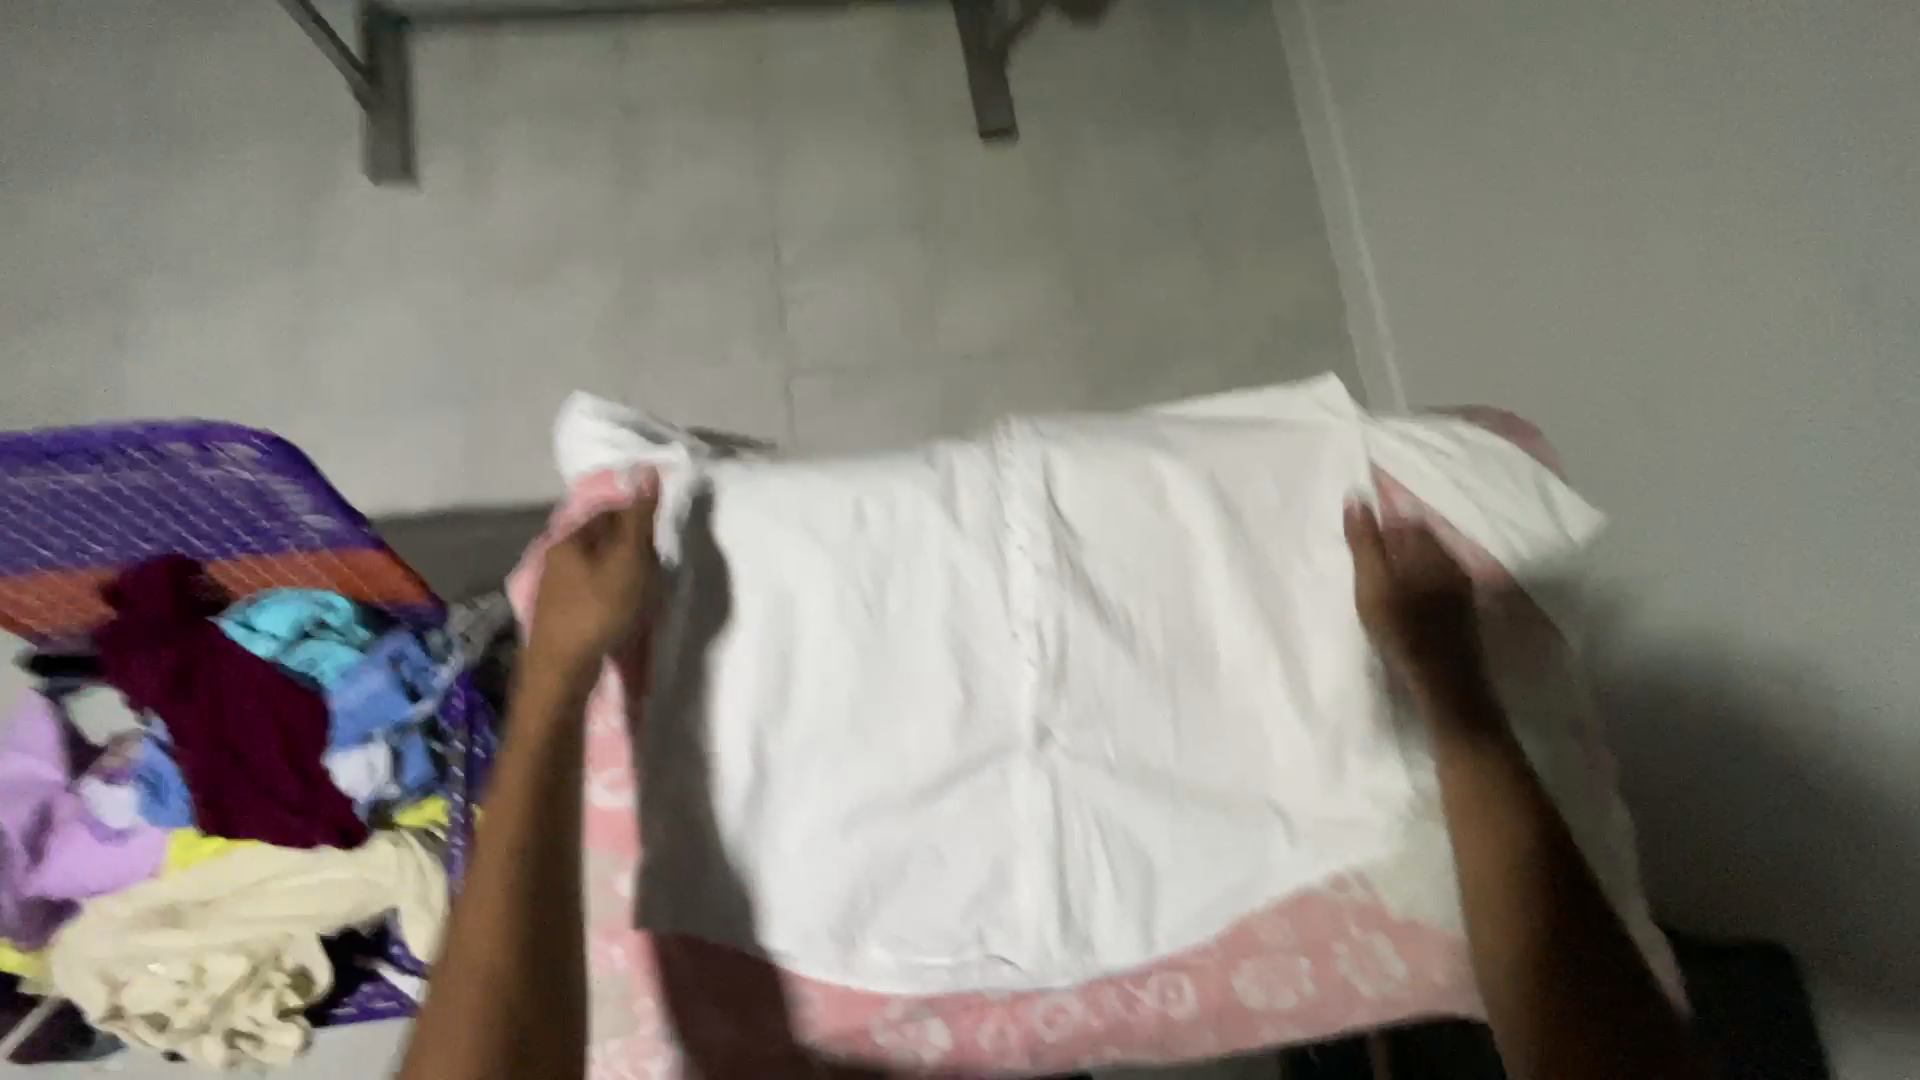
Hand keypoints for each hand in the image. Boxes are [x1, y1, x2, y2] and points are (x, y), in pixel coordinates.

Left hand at [526, 469, 661, 683]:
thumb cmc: (601, 608)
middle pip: (605, 538)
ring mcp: (554, 585)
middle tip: (654, 570)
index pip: (611, 510)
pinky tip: (622, 610)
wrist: (562, 669)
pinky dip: (612, 593)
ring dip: (624, 573)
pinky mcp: (559, 612)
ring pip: (599, 565)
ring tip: (643, 593)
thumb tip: (648, 469)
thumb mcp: (630, 559)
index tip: (660, 543)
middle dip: (634, 549)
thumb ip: (640, 517)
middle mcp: (556, 555)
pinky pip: (592, 588)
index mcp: (572, 537)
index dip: (641, 521)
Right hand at [1343, 501, 1486, 700]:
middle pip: (1422, 533)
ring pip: (1432, 553)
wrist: (1443, 680)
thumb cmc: (1400, 630)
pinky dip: (1419, 568)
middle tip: (1370, 528)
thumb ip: (1363, 542)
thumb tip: (1355, 498)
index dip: (1384, 506)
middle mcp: (1450, 561)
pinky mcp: (1462, 607)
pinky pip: (1439, 573)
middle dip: (1397, 525)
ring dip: (1409, 548)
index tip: (1363, 504)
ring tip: (1384, 555)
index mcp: (1428, 550)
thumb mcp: (1372, 584)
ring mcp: (1460, 585)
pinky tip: (1408, 582)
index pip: (1405, 515)